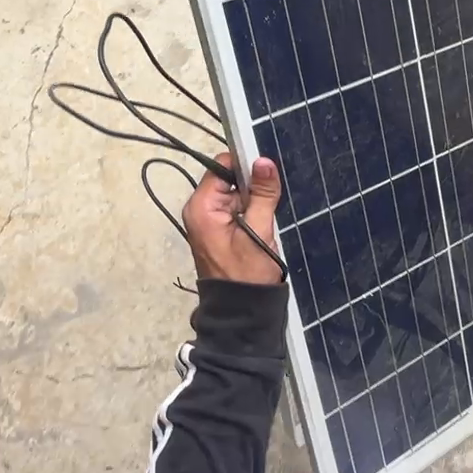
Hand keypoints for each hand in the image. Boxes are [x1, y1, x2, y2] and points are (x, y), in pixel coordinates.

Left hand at [183, 153, 283, 284]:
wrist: (242, 311)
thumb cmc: (247, 274)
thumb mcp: (258, 231)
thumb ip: (262, 194)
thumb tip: (264, 161)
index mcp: (202, 207)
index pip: (222, 166)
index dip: (245, 166)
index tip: (268, 175)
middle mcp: (200, 210)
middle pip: (229, 179)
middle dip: (252, 186)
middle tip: (272, 199)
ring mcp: (208, 221)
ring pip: (235, 194)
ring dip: (254, 200)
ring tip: (268, 215)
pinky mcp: (219, 231)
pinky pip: (236, 210)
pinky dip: (251, 212)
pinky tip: (263, 223)